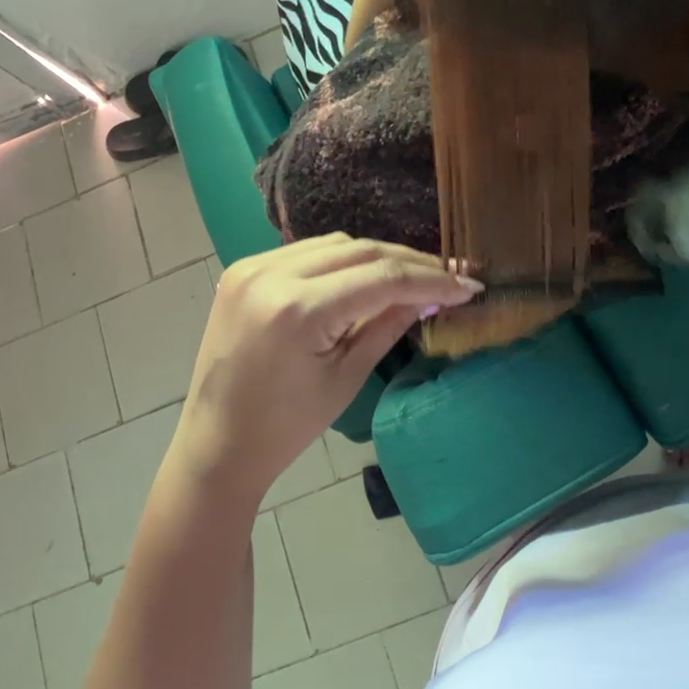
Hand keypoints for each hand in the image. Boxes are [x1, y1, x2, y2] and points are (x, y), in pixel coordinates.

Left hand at [171, 234, 482, 497]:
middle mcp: (272, 275)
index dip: (432, 279)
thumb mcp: (347, 377)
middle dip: (409, 263)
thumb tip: (433, 294)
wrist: (218, 443)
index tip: (470, 287)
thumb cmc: (287, 426)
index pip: (382, 278)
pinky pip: (305, 252)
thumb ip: (389, 324)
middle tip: (449, 277)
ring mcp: (252, 268)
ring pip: (334, 245)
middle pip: (359, 251)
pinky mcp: (242, 271)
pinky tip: (363, 277)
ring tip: (412, 277)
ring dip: (376, 257)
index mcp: (298, 310)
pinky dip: (340, 260)